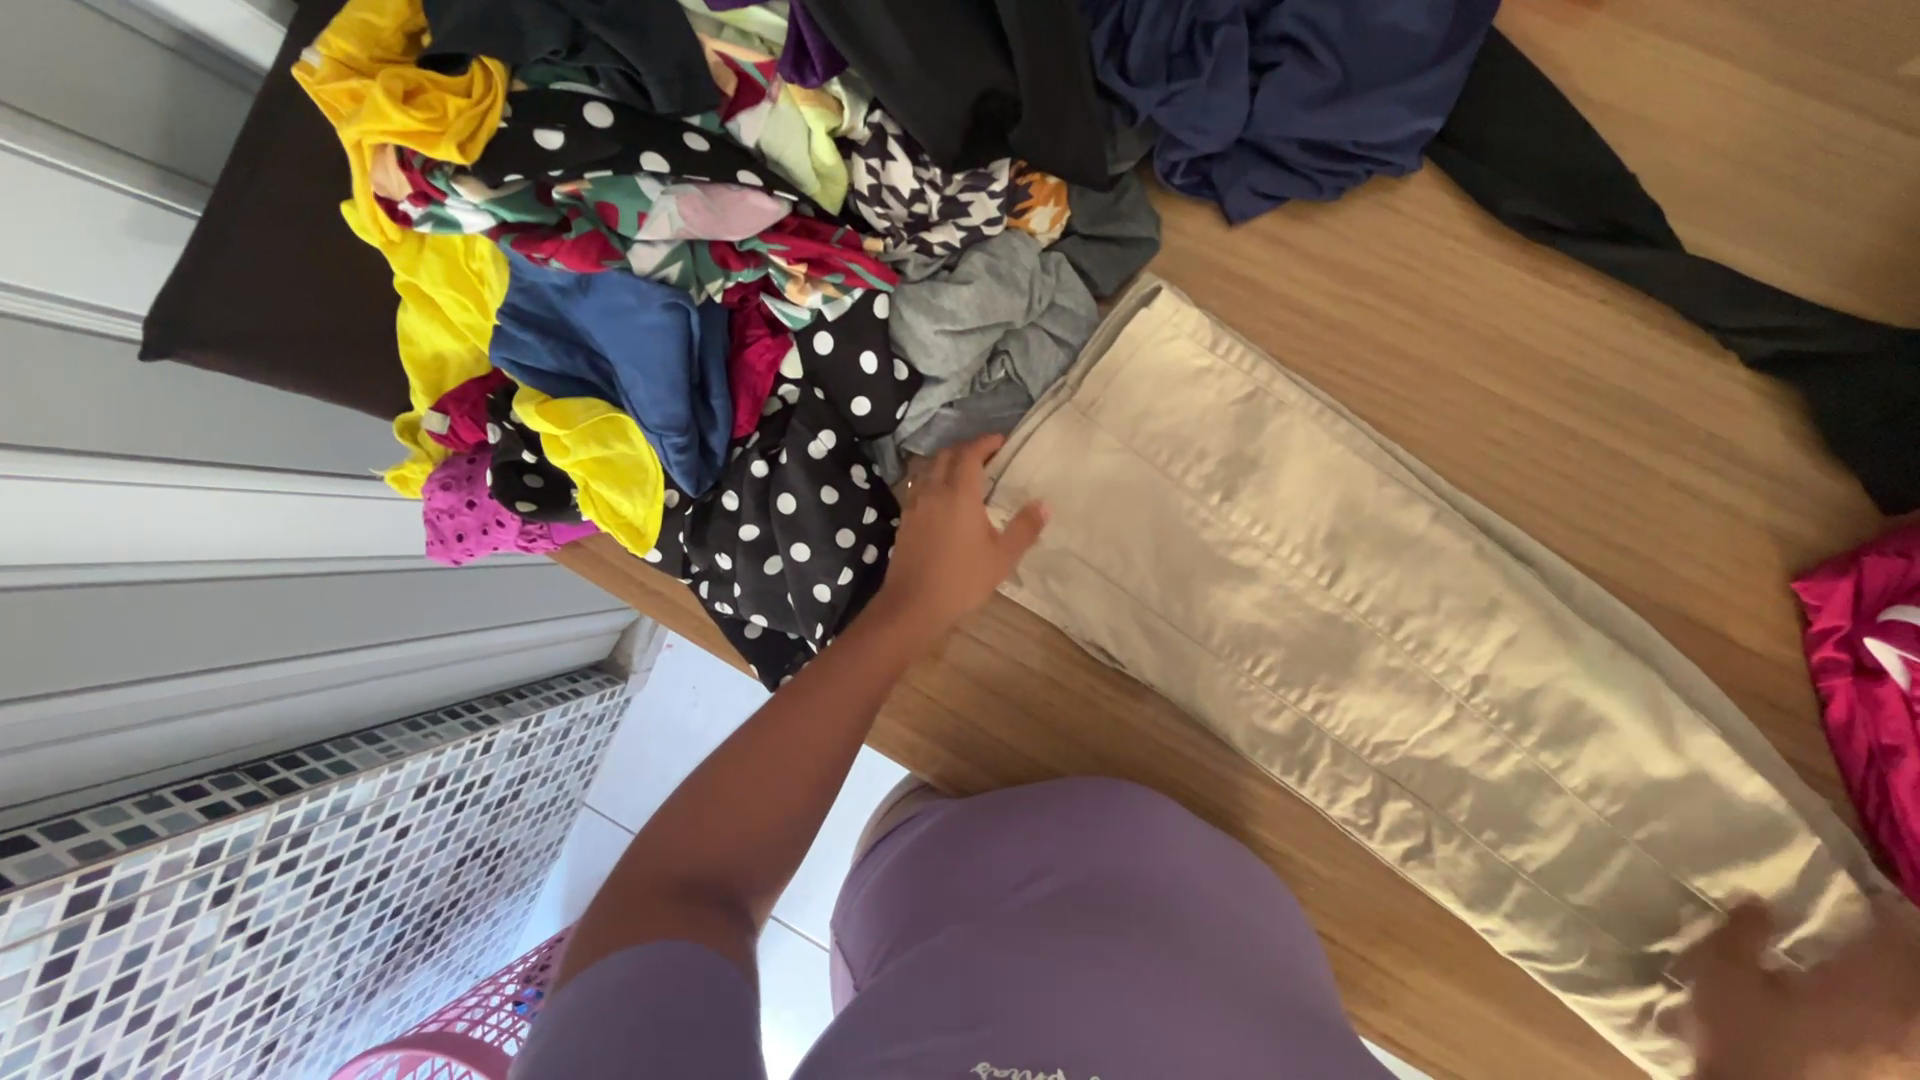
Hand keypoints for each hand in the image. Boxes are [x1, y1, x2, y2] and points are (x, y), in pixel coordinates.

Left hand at [870, 435, 1047, 642]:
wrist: (913, 605)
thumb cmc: (962, 580)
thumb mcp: (1002, 557)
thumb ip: (1024, 528)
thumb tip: (1044, 504)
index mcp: (959, 493)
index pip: (971, 454)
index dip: (985, 443)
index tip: (1001, 440)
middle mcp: (934, 491)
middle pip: (946, 456)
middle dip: (965, 449)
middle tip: (985, 454)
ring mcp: (914, 505)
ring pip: (927, 469)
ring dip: (945, 462)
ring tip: (962, 471)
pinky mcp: (904, 520)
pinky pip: (917, 487)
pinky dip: (930, 480)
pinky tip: (940, 496)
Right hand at [1682, 897, 1919, 1078]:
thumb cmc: (1745, 1040)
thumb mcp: (1722, 977)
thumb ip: (1741, 933)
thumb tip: (1759, 901)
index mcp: (1868, 987)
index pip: (1895, 935)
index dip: (1885, 911)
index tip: (1871, 895)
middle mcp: (1907, 1019)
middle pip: (1914, 971)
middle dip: (1899, 948)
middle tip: (1881, 931)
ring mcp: (1912, 1056)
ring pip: (1913, 1006)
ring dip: (1898, 983)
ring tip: (1874, 974)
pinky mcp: (1902, 1072)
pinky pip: (1907, 1034)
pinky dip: (1896, 1015)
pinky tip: (1870, 1014)